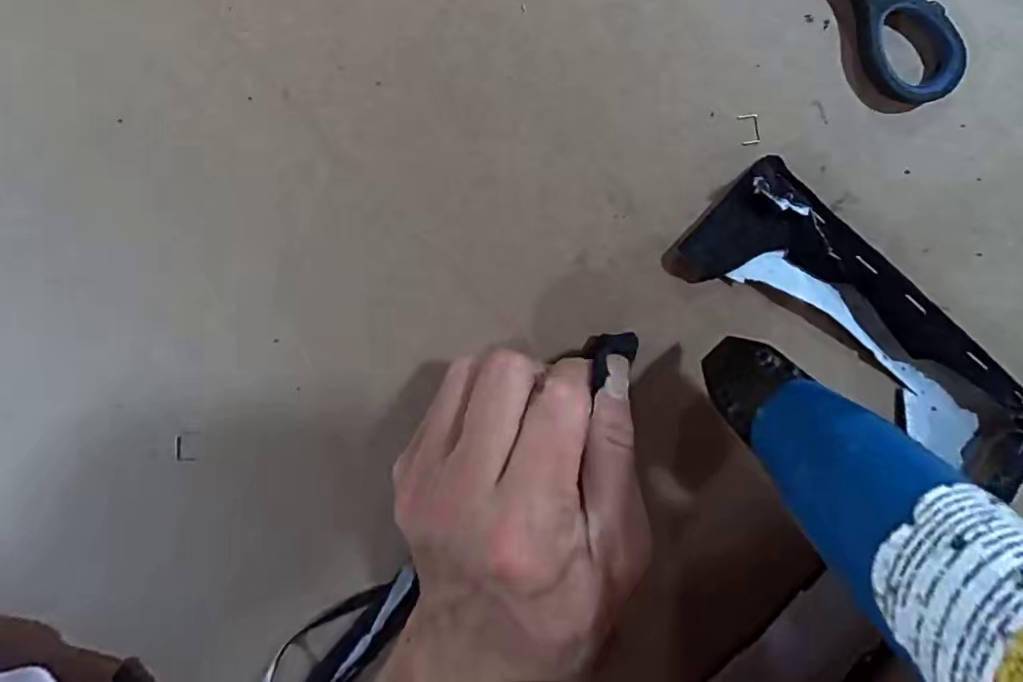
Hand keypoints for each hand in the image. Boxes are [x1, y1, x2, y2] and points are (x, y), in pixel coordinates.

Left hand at [381, 350, 651, 681]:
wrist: (472, 660)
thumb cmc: (563, 611)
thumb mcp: (619, 551)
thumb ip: (616, 456)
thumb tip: (610, 375)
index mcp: (528, 520)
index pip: (558, 396)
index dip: (584, 379)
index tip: (592, 397)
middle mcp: (464, 491)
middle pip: (506, 368)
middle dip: (541, 376)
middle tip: (554, 416)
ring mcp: (423, 477)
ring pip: (469, 369)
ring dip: (504, 384)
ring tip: (519, 426)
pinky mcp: (403, 468)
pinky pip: (444, 393)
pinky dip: (474, 400)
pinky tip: (488, 442)